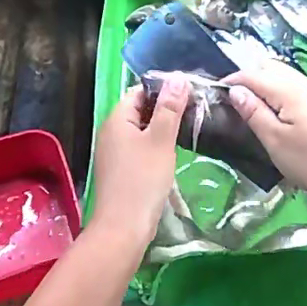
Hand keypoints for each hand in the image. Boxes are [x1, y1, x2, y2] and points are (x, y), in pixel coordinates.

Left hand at [87, 77, 190, 241]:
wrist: (123, 228)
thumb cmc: (142, 180)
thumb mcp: (160, 140)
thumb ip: (169, 108)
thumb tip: (177, 77)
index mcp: (116, 119)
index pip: (140, 90)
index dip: (164, 88)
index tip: (190, 92)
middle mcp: (111, 131)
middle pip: (140, 109)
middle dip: (165, 108)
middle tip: (195, 110)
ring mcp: (113, 152)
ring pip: (141, 130)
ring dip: (162, 128)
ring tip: (189, 128)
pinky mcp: (120, 169)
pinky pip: (139, 147)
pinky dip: (155, 145)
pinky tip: (173, 152)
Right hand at [224, 61, 306, 200]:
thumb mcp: (276, 142)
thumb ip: (254, 113)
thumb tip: (235, 91)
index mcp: (289, 90)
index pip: (252, 74)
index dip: (232, 80)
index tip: (216, 94)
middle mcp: (306, 84)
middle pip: (270, 67)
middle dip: (248, 77)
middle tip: (234, 101)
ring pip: (286, 75)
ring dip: (265, 84)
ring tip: (254, 108)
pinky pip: (298, 87)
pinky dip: (281, 92)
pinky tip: (279, 113)